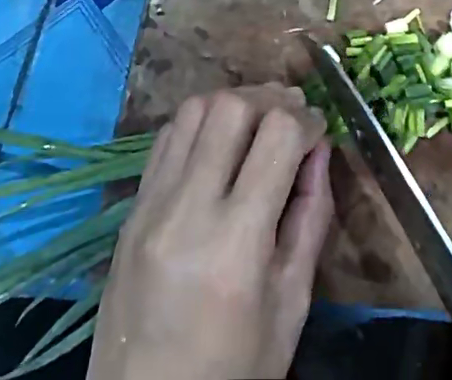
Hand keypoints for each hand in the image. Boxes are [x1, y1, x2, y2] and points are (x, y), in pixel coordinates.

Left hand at [89, 84, 333, 379]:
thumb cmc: (233, 370)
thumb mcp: (291, 306)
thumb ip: (311, 219)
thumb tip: (320, 150)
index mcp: (235, 244)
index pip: (276, 136)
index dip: (307, 120)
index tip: (320, 130)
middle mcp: (186, 209)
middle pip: (229, 107)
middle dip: (270, 99)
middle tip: (292, 115)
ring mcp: (150, 204)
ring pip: (192, 110)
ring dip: (232, 102)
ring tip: (258, 120)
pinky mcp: (130, 206)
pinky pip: (165, 138)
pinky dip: (199, 123)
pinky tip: (218, 141)